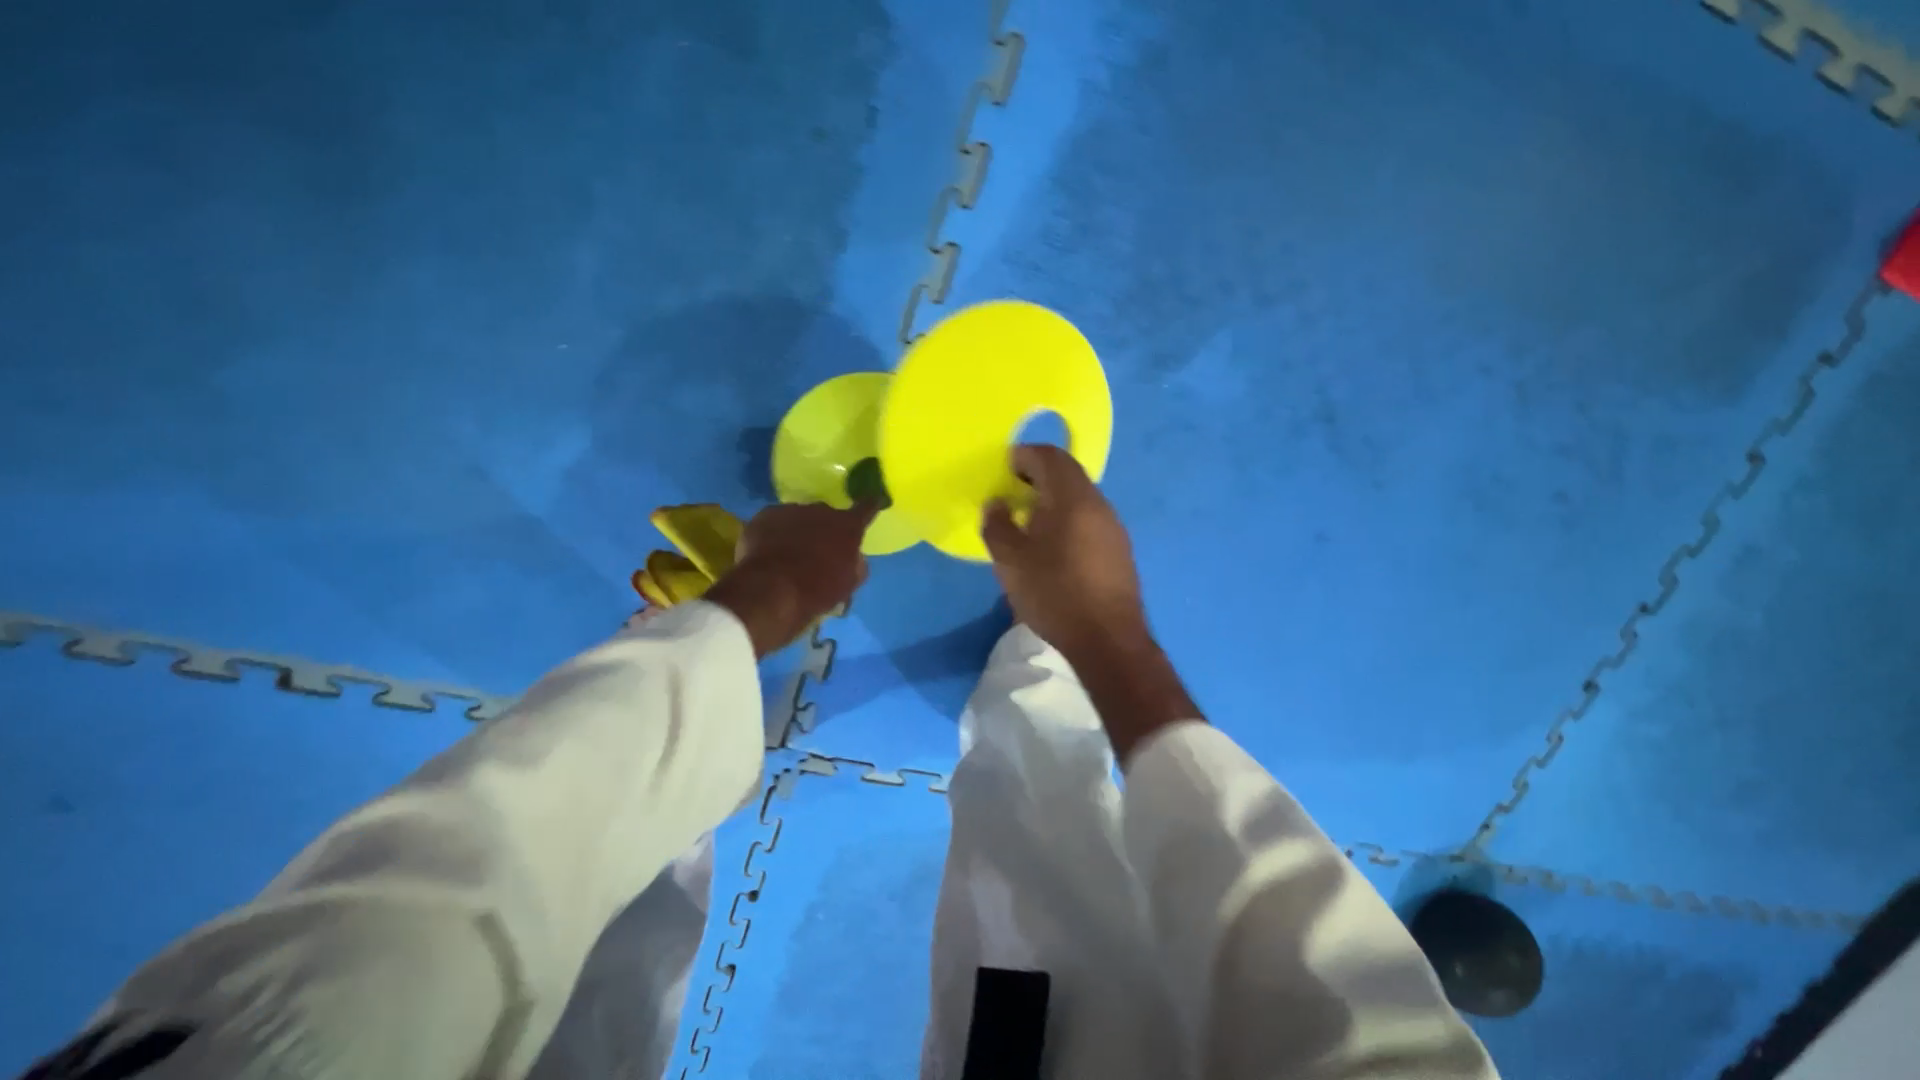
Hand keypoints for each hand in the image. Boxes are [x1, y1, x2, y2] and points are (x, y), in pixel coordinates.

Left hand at [705, 502, 874, 655]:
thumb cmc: (817, 591)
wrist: (771, 591)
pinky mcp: (765, 515)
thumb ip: (856, 565)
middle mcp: (822, 510)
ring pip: (799, 518)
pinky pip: (774, 522)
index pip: (867, 509)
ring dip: (798, 531)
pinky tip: (769, 553)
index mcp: (847, 526)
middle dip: (825, 529)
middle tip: (818, 550)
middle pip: (827, 515)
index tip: (873, 500)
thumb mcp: (848, 584)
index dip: (870, 505)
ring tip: (789, 554)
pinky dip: (774, 534)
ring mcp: (791, 510)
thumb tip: (855, 558)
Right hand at [981, 445, 1199, 764]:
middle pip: (1068, 475)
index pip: (1050, 457)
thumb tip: (997, 504)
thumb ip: (998, 525)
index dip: (1025, 455)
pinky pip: (1089, 522)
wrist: (1108, 641)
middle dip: (1038, 477)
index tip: (1004, 467)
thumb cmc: (1054, 594)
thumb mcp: (1011, 561)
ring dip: (1053, 501)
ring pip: (1080, 500)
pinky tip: (1052, 549)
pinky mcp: (1120, 553)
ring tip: (1027, 523)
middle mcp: (1099, 504)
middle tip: (1011, 493)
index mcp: (1073, 498)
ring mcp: (1114, 529)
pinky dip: (1067, 521)